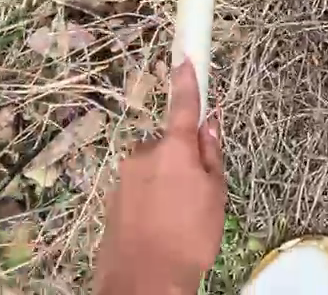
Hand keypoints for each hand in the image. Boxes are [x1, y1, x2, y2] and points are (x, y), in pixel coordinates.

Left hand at [94, 61, 225, 294]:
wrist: (143, 287)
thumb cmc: (190, 237)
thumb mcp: (215, 192)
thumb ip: (210, 153)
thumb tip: (207, 125)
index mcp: (173, 147)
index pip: (183, 103)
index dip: (187, 79)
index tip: (185, 57)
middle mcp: (143, 155)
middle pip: (169, 143)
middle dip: (182, 157)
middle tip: (198, 189)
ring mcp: (124, 179)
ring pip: (154, 168)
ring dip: (166, 182)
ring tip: (179, 217)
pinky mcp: (112, 203)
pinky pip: (140, 189)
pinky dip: (152, 200)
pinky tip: (161, 228)